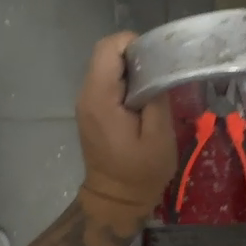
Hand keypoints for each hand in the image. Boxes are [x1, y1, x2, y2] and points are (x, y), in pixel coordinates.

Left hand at [74, 32, 177, 227]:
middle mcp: (87, 94)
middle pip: (105, 54)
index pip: (108, 48)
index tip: (156, 60)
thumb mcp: (159, 137)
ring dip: (129, 69)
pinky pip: (105, 81)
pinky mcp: (91, 110)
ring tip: (153, 87)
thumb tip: (156, 70)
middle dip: (133, 55)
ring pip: (105, 66)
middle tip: (159, 74)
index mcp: (100, 98)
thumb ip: (156, 98)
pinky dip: (123, 81)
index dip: (132, 44)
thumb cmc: (140, 172)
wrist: (115, 200)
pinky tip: (141, 99)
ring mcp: (86, 102)